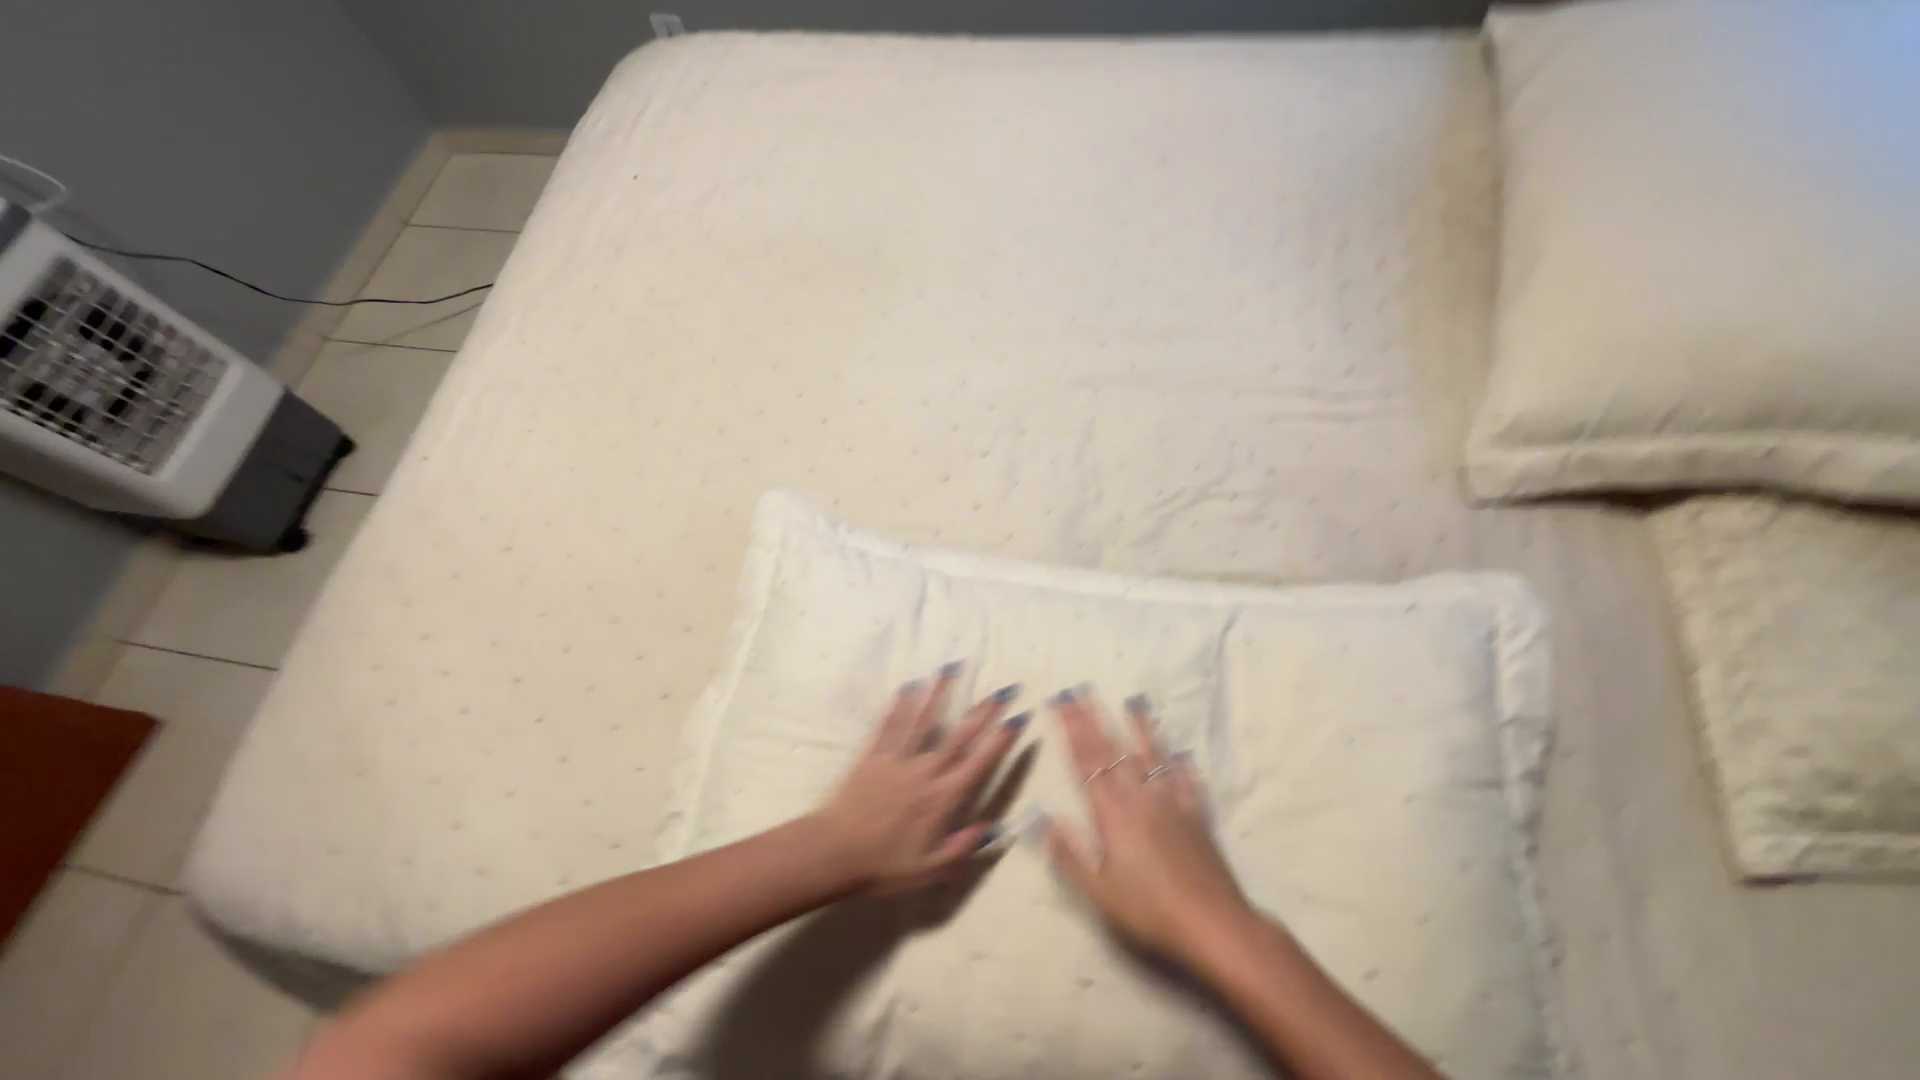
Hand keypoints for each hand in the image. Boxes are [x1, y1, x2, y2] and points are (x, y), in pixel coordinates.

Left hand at [810, 665, 1027, 893]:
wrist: (834, 852)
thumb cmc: (884, 866)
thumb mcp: (929, 869)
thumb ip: (961, 847)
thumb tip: (992, 829)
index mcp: (942, 798)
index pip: (978, 763)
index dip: (1001, 740)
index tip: (1017, 718)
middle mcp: (924, 771)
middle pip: (958, 736)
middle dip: (982, 711)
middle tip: (1002, 689)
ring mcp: (896, 759)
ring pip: (922, 720)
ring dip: (939, 694)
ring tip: (952, 669)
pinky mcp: (871, 755)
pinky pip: (888, 725)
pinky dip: (900, 704)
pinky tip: (909, 687)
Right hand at [1047, 690, 1253, 963]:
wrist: (1213, 923)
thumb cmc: (1148, 911)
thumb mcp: (1098, 891)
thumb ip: (1070, 853)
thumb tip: (1043, 817)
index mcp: (1111, 813)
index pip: (1086, 762)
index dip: (1071, 731)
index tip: (1060, 703)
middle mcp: (1140, 798)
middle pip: (1112, 751)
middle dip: (1093, 719)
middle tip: (1080, 690)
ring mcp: (1172, 803)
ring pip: (1151, 757)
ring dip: (1138, 728)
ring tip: (1131, 701)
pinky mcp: (1197, 816)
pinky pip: (1187, 781)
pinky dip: (1181, 763)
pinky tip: (1180, 752)